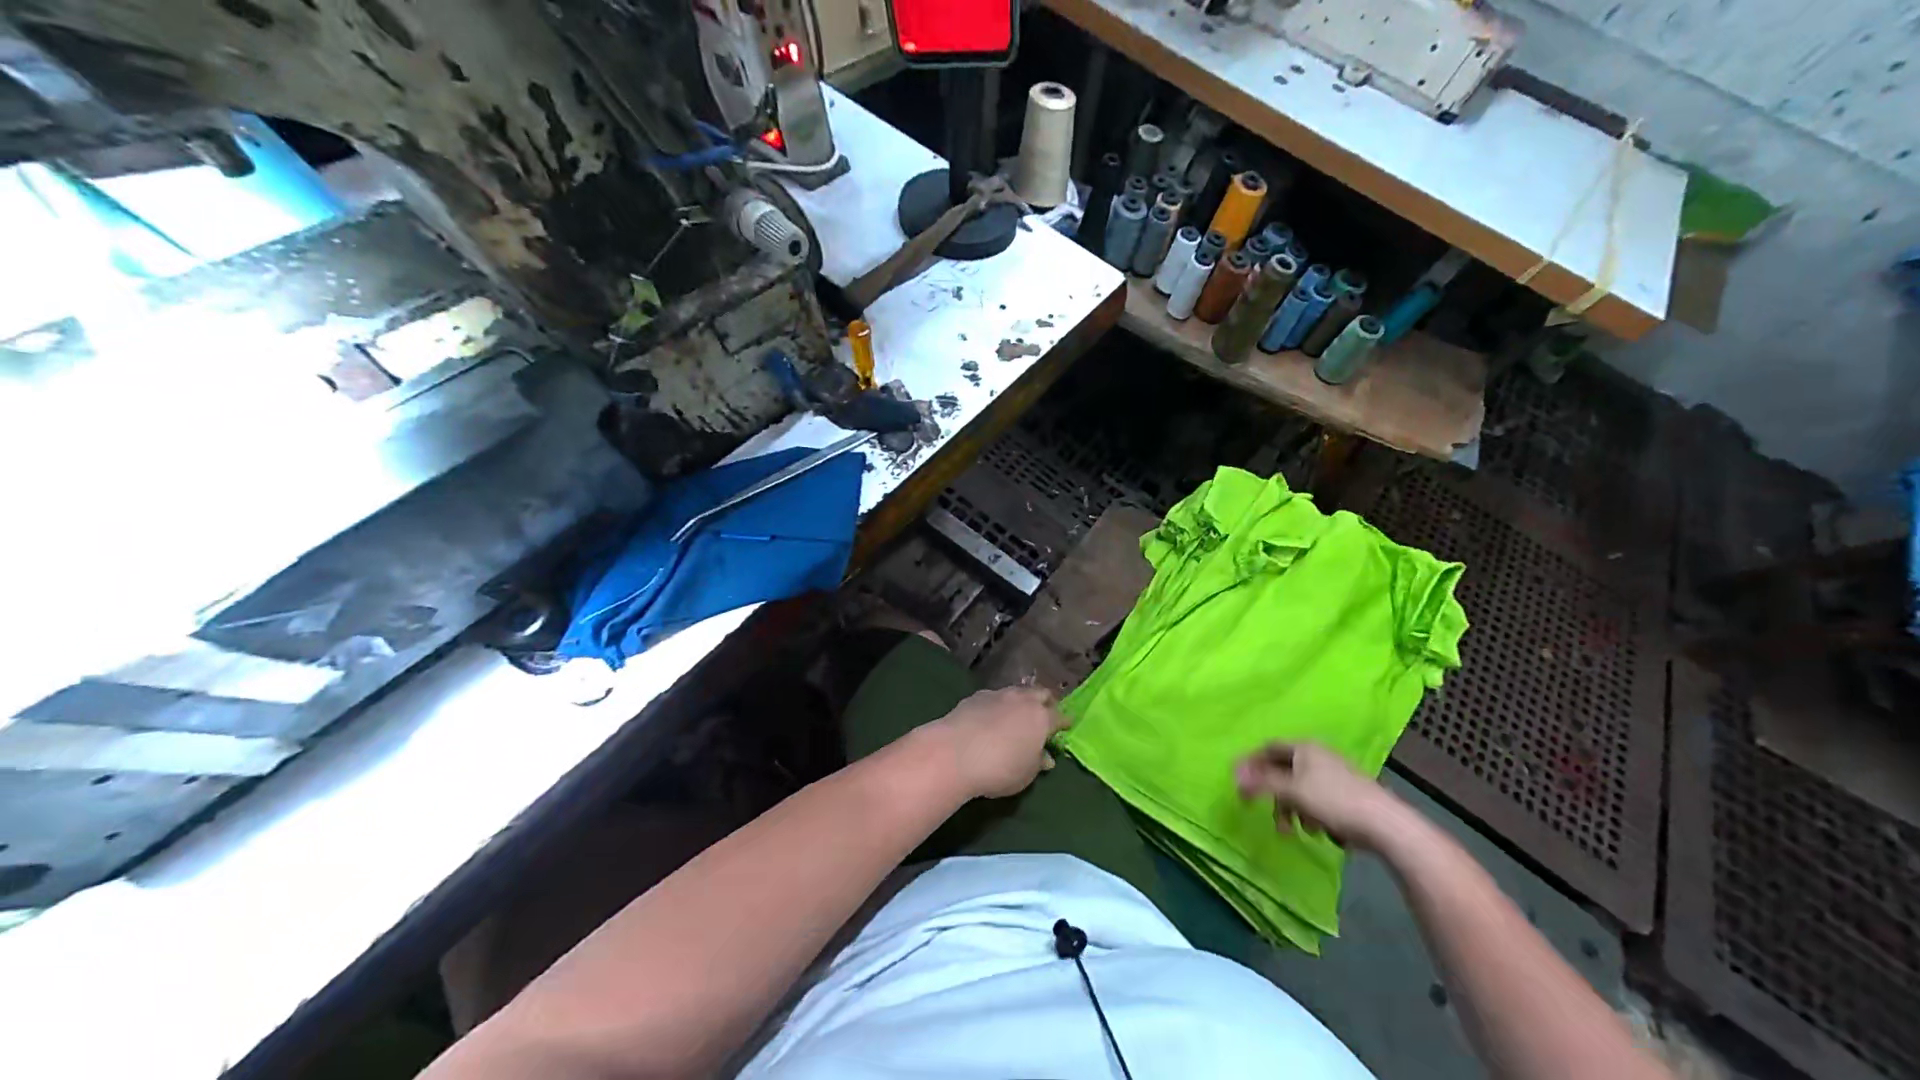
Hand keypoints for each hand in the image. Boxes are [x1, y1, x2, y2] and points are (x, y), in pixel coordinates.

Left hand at [920, 687, 1070, 798]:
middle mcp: (1022, 699)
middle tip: (1045, 714)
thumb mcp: (1026, 774)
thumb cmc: (999, 769)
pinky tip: (991, 717)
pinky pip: (994, 697)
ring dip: (1020, 701)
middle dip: (1045, 702)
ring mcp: (997, 695)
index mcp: (1041, 717)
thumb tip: (1045, 757)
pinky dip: (998, 705)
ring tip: (1017, 714)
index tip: (1066, 726)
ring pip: (1016, 692)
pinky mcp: (974, 697)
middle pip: (1040, 693)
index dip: (1064, 722)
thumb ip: (1037, 762)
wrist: (953, 753)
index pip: (1059, 716)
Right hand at [1233, 741, 1405, 849]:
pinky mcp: (1347, 794)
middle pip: (1283, 772)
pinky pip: (1317, 800)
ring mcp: (1334, 774)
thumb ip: (1261, 782)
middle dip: (1275, 797)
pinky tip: (1320, 832)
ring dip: (1292, 810)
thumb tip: (1235, 775)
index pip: (1267, 749)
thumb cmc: (1333, 801)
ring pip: (1300, 789)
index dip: (1251, 765)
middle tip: (1271, 818)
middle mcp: (1318, 755)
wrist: (1386, 824)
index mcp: (1304, 747)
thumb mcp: (1291, 790)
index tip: (1240, 786)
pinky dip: (1311, 814)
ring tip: (1297, 831)